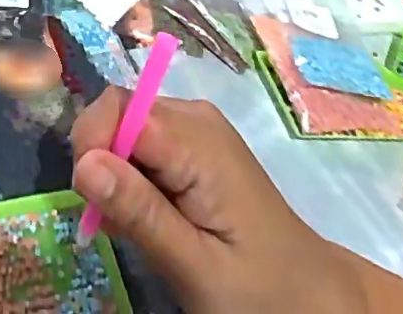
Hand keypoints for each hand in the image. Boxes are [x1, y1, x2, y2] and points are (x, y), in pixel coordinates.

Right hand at [70, 89, 367, 313]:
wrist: (318, 298)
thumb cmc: (262, 292)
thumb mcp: (198, 267)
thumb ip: (140, 213)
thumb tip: (84, 164)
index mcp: (197, 140)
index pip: (119, 107)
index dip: (92, 141)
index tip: (87, 196)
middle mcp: (192, 115)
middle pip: (119, 112)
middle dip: (100, 160)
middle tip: (109, 221)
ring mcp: (194, 126)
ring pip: (125, 126)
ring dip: (114, 171)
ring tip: (131, 227)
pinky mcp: (192, 141)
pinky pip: (142, 140)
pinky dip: (131, 174)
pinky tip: (146, 215)